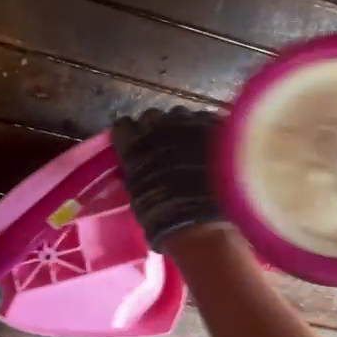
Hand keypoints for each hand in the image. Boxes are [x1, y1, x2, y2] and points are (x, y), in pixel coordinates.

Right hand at [110, 108, 224, 250]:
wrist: (205, 222)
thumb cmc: (164, 218)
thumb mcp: (139, 196)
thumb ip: (137, 173)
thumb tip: (140, 167)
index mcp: (132, 146)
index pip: (122, 127)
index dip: (129, 135)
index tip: (134, 144)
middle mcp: (156, 127)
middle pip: (151, 117)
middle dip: (156, 129)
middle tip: (165, 147)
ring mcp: (187, 122)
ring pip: (180, 115)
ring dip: (182, 127)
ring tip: (192, 146)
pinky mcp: (214, 124)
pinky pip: (205, 119)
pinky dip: (206, 130)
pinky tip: (214, 147)